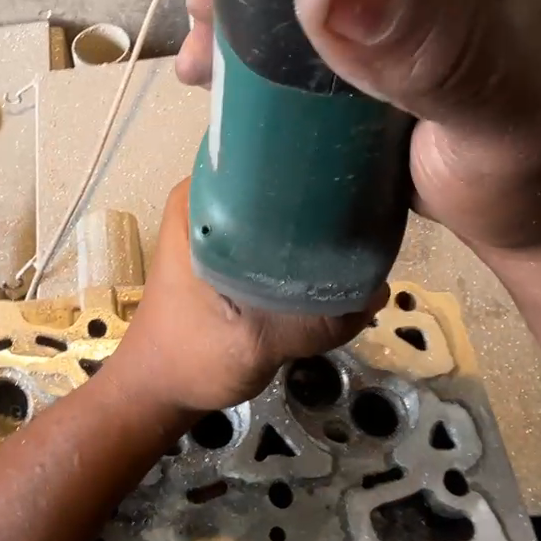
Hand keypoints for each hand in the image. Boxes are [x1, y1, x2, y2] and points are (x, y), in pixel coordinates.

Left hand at [120, 181, 379, 413]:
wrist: (161, 390)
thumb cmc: (190, 358)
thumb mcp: (252, 341)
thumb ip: (313, 320)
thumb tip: (378, 291)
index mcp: (199, 199)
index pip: (262, 151)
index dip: (310, 158)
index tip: (358, 165)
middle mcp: (210, 202)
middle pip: (280, 180)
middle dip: (323, 194)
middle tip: (375, 204)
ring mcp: (224, 228)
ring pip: (283, 212)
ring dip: (317, 225)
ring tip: (368, 227)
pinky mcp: (237, 254)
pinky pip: (281, 239)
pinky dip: (306, 250)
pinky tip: (342, 258)